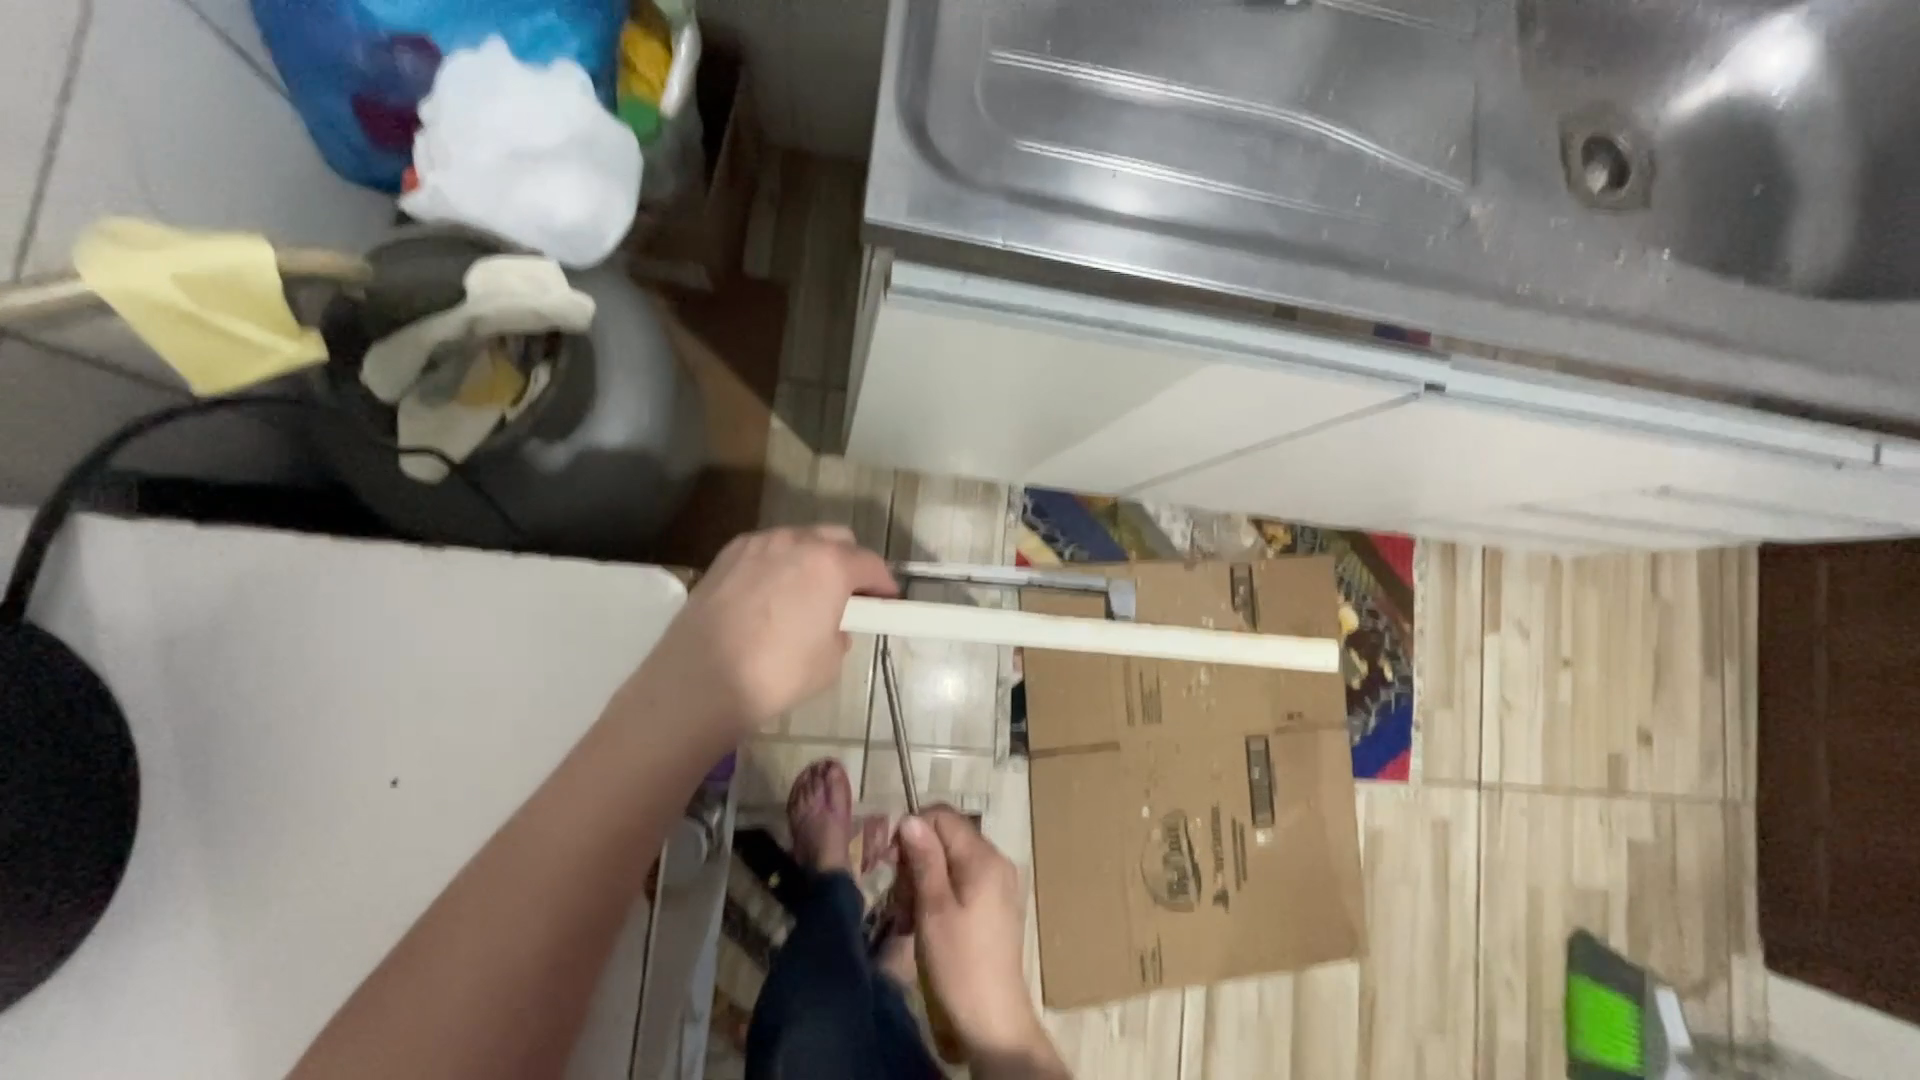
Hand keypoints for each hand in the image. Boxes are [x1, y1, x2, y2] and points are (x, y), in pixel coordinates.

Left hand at [628, 526, 896, 740]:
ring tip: (805, 593)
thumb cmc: (776, 674)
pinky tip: (769, 594)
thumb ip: (840, 633)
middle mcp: (796, 543)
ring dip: (811, 559)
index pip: (871, 564)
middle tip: (849, 595)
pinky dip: (777, 564)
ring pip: (798, 540)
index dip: (884, 584)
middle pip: (837, 539)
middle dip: (849, 562)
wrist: (700, 680)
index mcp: (831, 565)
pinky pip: (765, 550)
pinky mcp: (726, 556)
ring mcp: (757, 544)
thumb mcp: (829, 662)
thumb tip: (832, 626)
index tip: (887, 601)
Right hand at [897, 808, 1059, 1070]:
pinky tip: (921, 925)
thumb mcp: (933, 909)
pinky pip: (959, 885)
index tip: (888, 861)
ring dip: (920, 882)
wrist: (992, 1022)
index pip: (943, 817)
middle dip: (914, 861)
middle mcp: (995, 863)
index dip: (911, 831)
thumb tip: (910, 818)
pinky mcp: (992, 908)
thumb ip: (924, 859)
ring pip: (948, 863)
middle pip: (945, 839)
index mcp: (984, 858)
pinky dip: (936, 897)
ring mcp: (997, 886)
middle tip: (897, 899)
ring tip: (906, 918)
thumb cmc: (959, 964)